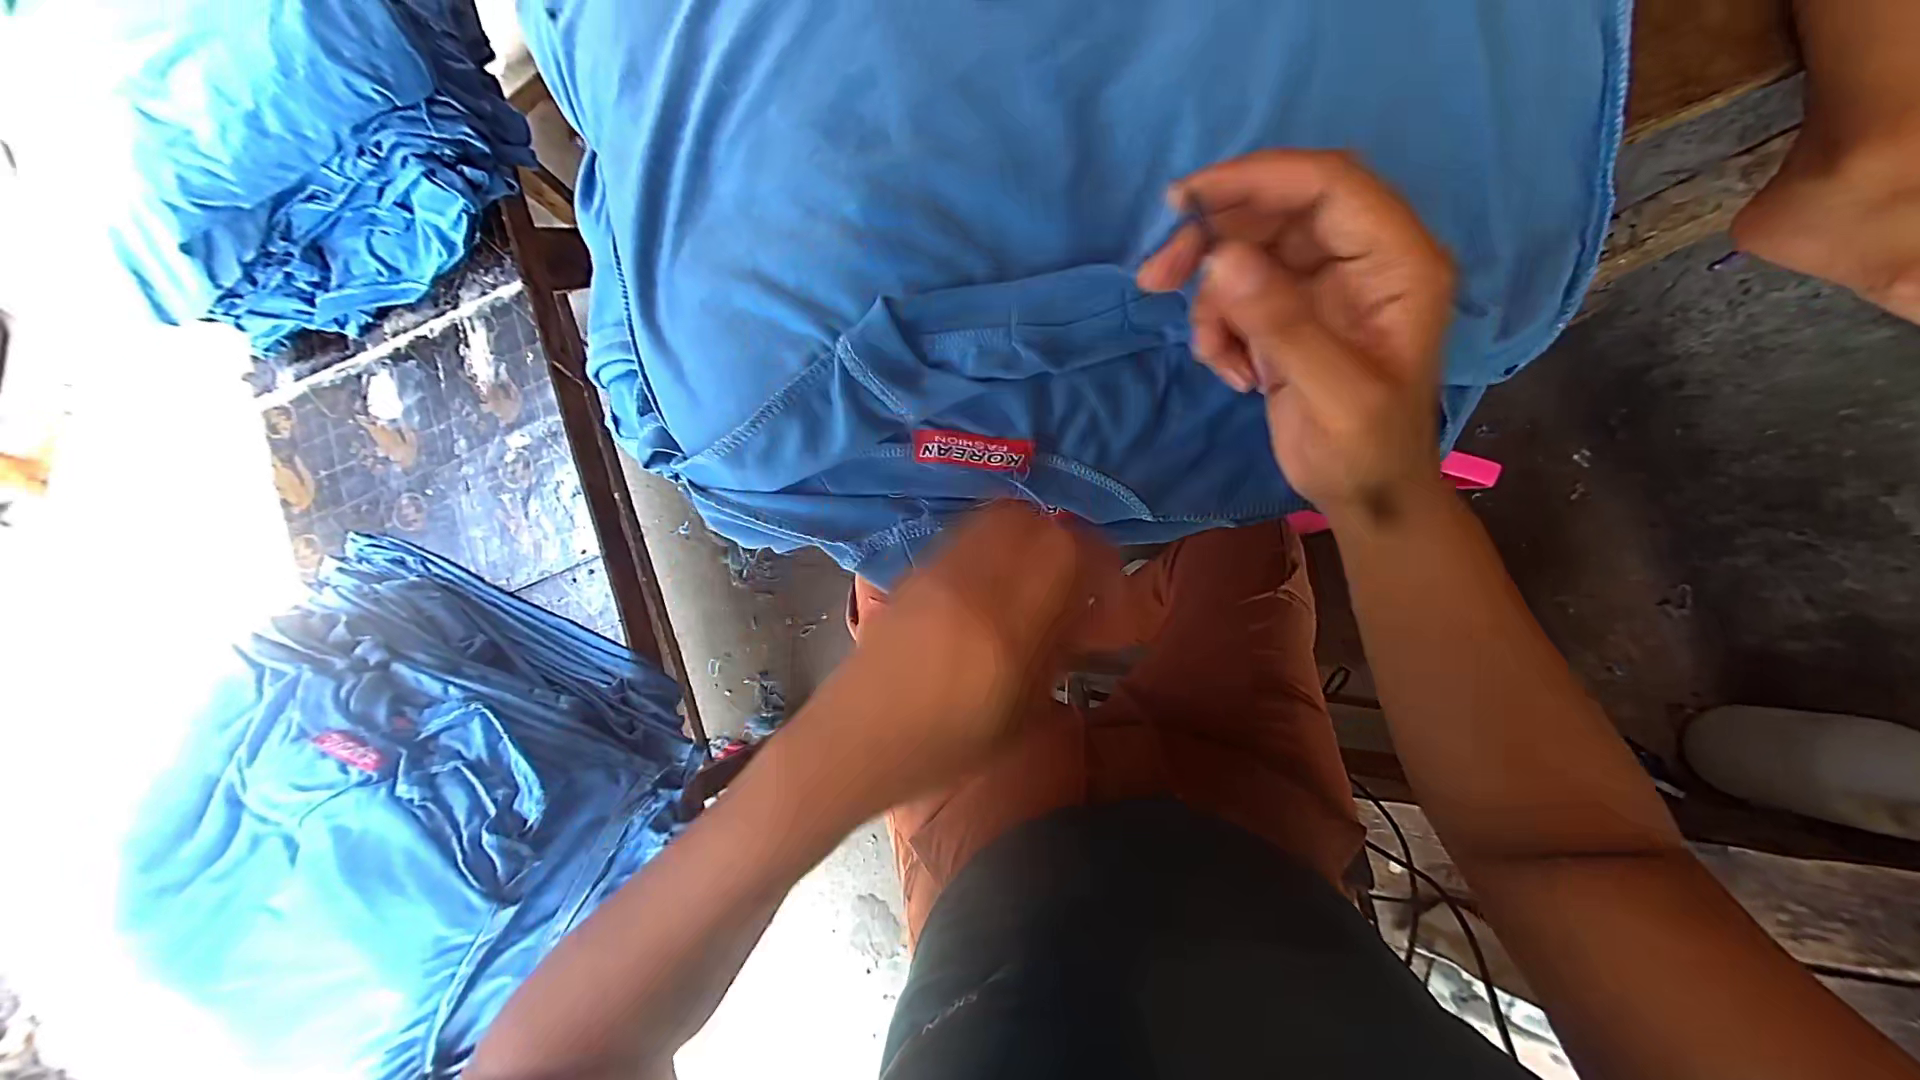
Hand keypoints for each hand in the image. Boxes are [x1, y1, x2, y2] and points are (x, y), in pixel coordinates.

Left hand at [817, 503, 1114, 805]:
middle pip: (1034, 522)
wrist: (856, 740)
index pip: (1068, 550)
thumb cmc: (943, 746)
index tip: (1105, 588)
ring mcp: (936, 572)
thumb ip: (1057, 654)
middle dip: (1066, 541)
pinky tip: (993, 581)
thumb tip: (1084, 611)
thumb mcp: (1019, 716)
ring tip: (1034, 576)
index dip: (1100, 557)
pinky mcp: (915, 572)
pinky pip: (968, 534)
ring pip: (998, 518)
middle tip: (1073, 578)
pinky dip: (996, 542)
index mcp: (1005, 628)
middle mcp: (971, 585)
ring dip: (1030, 536)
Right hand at [1138, 150, 1456, 528]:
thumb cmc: (1364, 449)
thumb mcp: (1331, 394)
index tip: (1184, 201)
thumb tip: (1221, 260)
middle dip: (1210, 243)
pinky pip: (1235, 297)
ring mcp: (1320, 287)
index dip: (1255, 179)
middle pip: (1272, 215)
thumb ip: (1282, 324)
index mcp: (1396, 261)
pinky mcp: (1287, 315)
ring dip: (1210, 301)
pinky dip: (1218, 330)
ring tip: (1214, 356)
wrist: (1360, 492)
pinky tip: (1234, 374)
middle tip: (1155, 278)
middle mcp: (1359, 260)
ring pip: (1244, 256)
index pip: (1326, 185)